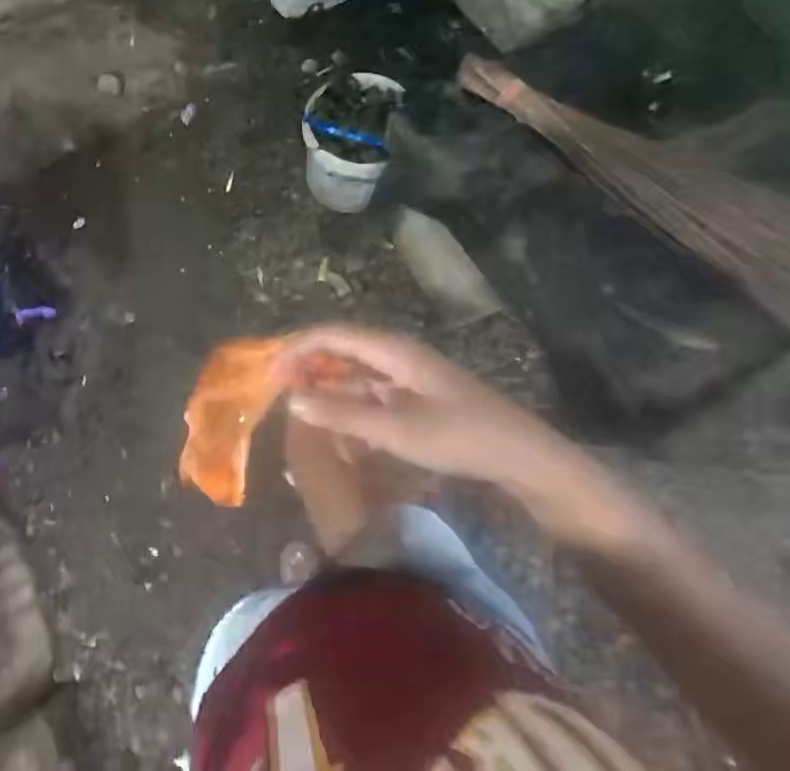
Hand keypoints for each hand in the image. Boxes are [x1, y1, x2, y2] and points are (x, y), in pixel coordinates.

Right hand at [276, 325, 558, 484]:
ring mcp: (408, 378)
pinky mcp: (417, 399)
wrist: (520, 454)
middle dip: (308, 367)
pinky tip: (338, 431)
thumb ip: (343, 414)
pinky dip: (350, 409)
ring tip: (299, 413)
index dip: (297, 348)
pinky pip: (372, 396)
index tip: (269, 374)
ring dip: (328, 391)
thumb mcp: (396, 428)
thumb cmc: (459, 436)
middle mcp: (397, 356)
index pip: (332, 335)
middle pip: (342, 350)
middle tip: (277, 393)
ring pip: (356, 375)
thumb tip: (293, 400)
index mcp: (392, 350)